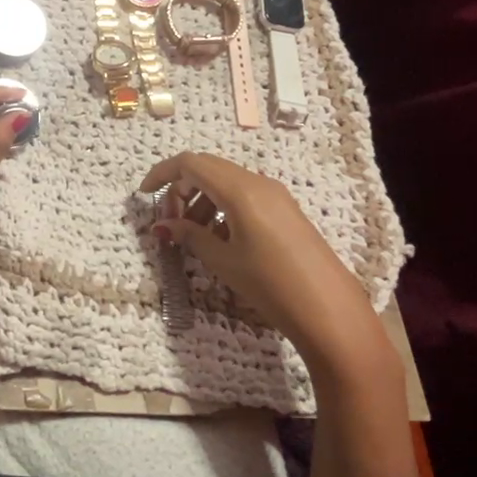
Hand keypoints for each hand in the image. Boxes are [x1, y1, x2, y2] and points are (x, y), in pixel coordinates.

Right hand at [139, 152, 377, 368]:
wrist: (331, 313)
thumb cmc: (271, 284)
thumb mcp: (223, 261)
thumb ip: (190, 236)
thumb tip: (163, 226)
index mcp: (240, 189)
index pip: (190, 164)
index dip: (162, 174)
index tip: (145, 194)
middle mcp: (258, 183)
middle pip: (208, 168)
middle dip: (182, 188)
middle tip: (169, 221)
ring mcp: (276, 195)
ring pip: (226, 182)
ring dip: (202, 200)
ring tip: (194, 236)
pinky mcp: (286, 211)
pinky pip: (245, 195)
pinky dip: (223, 208)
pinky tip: (221, 240)